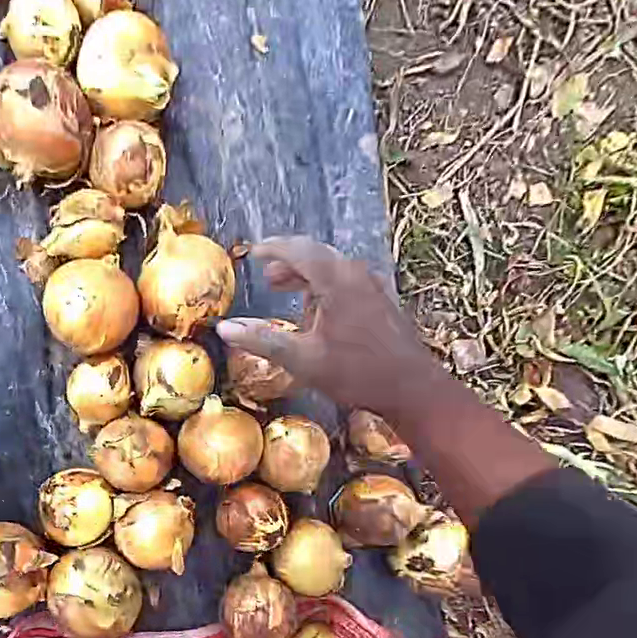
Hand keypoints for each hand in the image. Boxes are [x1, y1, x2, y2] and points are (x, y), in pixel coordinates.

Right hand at [215, 237, 448, 420]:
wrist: (411, 388)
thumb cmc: (356, 373)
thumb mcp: (301, 359)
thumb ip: (262, 340)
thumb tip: (225, 328)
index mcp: (336, 281)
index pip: (299, 250)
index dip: (273, 249)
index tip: (253, 252)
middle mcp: (356, 275)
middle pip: (317, 255)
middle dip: (289, 262)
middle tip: (267, 276)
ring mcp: (373, 286)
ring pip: (333, 268)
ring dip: (307, 275)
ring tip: (285, 290)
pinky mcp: (382, 301)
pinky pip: (347, 281)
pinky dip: (326, 286)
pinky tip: (319, 310)